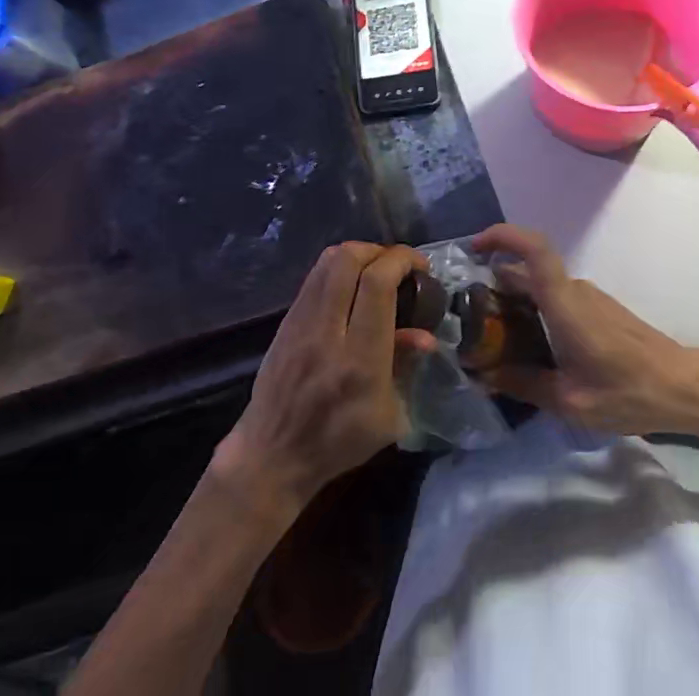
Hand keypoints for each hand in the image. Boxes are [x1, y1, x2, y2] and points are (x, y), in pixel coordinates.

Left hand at [214, 243, 435, 519]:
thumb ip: (404, 366)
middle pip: (346, 261)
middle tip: (397, 264)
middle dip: (378, 250)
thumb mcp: (388, 416)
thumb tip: (423, 334)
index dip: (400, 261)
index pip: (377, 286)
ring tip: (375, 271)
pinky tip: (349, 288)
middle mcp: (326, 330)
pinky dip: (334, 271)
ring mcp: (300, 322)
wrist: (276, 449)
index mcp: (360, 358)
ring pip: (324, 264)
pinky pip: (311, 280)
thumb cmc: (339, 442)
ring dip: (354, 256)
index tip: (420, 265)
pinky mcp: (285, 322)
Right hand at [470, 224, 698, 435]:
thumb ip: (523, 385)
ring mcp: (588, 298)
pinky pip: (553, 296)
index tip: (474, 247)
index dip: (503, 237)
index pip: (535, 250)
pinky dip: (531, 308)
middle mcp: (574, 291)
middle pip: (525, 270)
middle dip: (492, 281)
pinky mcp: (597, 309)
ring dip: (512, 298)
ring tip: (493, 333)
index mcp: (564, 304)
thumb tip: (485, 378)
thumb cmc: (631, 392)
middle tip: (468, 312)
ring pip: (538, 285)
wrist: (689, 390)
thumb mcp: (571, 401)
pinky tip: (527, 342)